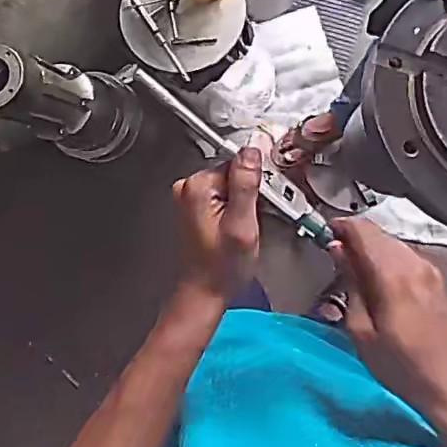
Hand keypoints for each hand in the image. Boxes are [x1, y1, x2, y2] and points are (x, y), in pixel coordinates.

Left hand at [170, 142, 264, 304]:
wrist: (202, 293)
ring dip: (242, 204)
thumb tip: (251, 153)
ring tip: (241, 229)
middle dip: (248, 195)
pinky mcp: (194, 207)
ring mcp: (189, 197)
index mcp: (197, 186)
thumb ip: (246, 186)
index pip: (238, 164)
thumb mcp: (241, 226)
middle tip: (250, 222)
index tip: (259, 205)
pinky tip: (234, 229)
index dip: (255, 186)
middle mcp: (188, 187)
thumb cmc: (219, 268)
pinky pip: (222, 196)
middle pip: (233, 173)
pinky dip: (233, 210)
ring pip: (230, 186)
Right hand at [330, 217, 446, 421]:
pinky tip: (378, 276)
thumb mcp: (361, 331)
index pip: (363, 231)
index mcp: (392, 276)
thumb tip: (339, 252)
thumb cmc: (401, 366)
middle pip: (377, 232)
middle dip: (354, 236)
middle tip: (336, 252)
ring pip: (390, 240)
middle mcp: (413, 265)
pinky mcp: (435, 278)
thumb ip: (349, 284)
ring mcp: (427, 270)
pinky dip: (386, 255)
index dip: (341, 227)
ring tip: (355, 267)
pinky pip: (403, 253)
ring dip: (370, 246)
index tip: (328, 233)